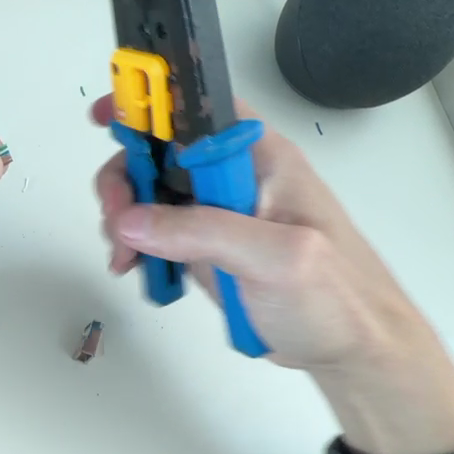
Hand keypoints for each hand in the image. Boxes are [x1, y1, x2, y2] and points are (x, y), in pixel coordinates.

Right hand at [90, 97, 453, 453]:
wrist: (348, 348)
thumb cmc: (333, 298)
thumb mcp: (276, 259)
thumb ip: (203, 234)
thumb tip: (129, 221)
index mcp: (259, 160)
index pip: (198, 111)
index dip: (150, 105)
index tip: (105, 116)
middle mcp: (232, 180)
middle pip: (158, 154)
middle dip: (124, 180)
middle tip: (115, 223)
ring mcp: (214, 216)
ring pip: (147, 195)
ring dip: (122, 220)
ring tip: (124, 260)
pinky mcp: (202, 249)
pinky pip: (152, 234)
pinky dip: (131, 247)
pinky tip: (132, 269)